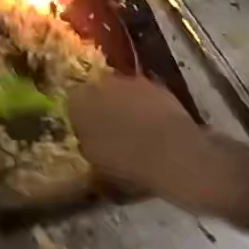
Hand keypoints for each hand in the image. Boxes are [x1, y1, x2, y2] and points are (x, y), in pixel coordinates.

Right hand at [67, 76, 205, 193]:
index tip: (86, 131)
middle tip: (109, 129)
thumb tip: (87, 137)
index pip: (71, 102)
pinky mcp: (156, 85)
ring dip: (123, 103)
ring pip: (120, 90)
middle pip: (95, 91)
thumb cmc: (130, 166)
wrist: (177, 156)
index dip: (79, 116)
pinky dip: (145, 106)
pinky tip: (154, 126)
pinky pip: (143, 94)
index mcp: (80, 103)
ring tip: (134, 129)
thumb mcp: (97, 164)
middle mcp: (101, 84)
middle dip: (100, 106)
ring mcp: (131, 82)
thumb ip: (87, 143)